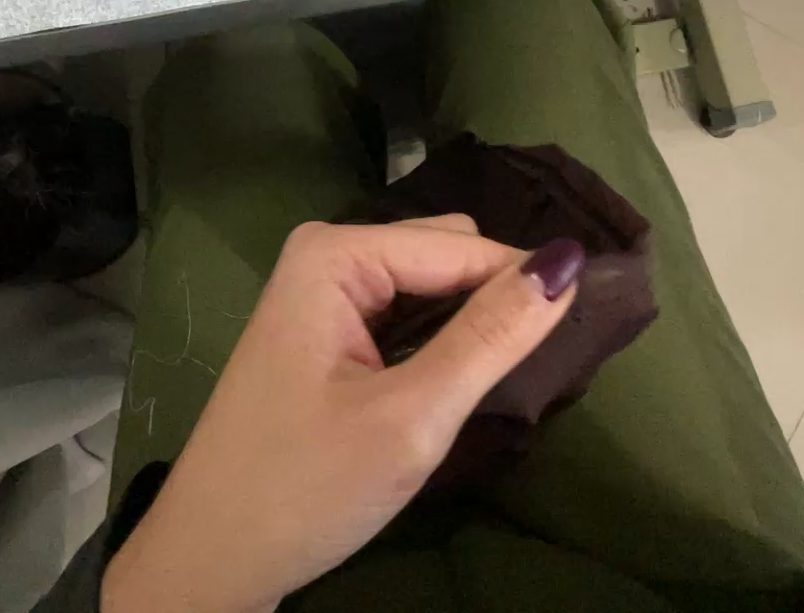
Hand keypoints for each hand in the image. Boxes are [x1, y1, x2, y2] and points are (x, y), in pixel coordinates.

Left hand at [101, 217, 581, 612]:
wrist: (213, 554)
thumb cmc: (307, 486)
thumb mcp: (412, 415)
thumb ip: (489, 336)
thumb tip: (565, 263)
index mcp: (336, 253)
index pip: (459, 247)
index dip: (524, 282)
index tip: (591, 322)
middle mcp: (326, 253)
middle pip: (441, 253)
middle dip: (492, 298)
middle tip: (536, 366)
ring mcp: (321, 289)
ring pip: (426, 281)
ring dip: (469, 319)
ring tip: (507, 371)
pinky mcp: (325, 326)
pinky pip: (401, 308)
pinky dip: (439, 335)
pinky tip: (460, 370)